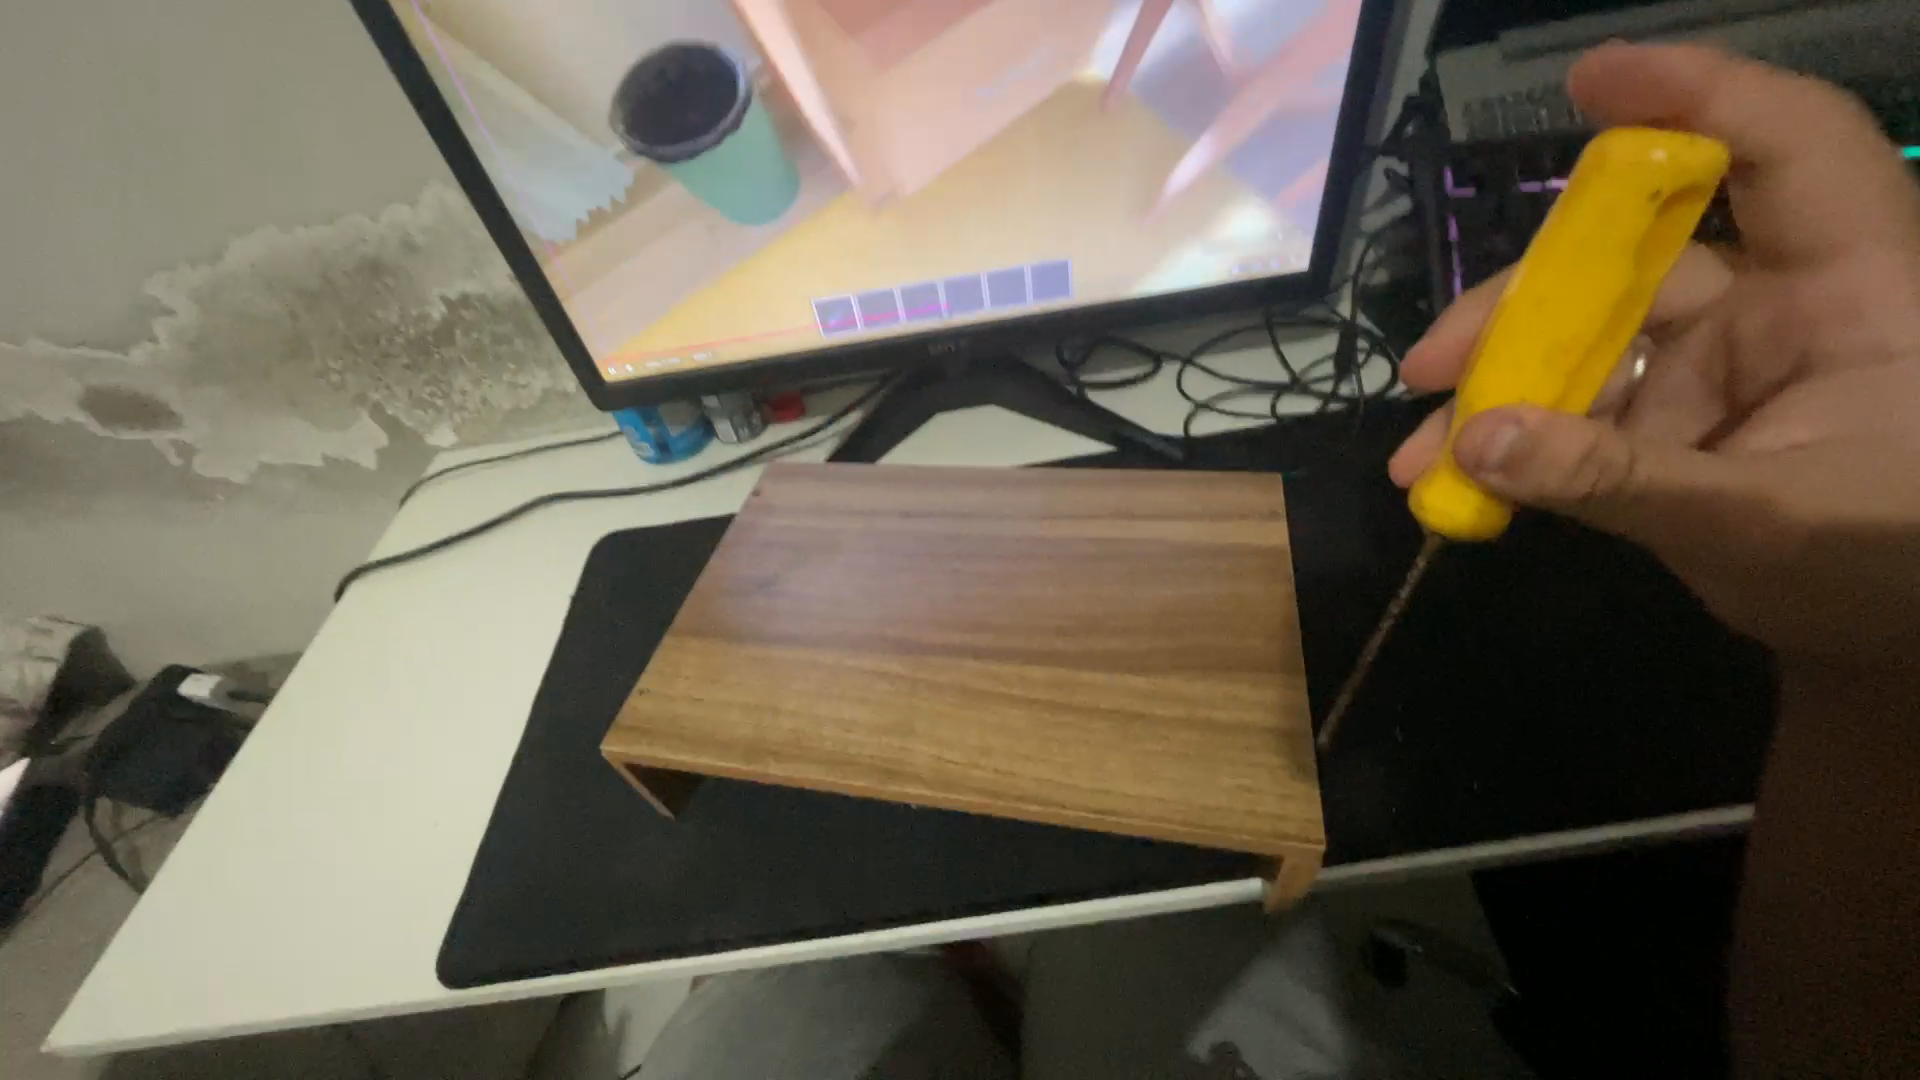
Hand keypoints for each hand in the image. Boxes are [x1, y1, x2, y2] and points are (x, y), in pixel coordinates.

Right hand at [1389, 43, 1919, 669]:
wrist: (1892, 647)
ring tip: (1415, 458)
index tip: (1588, 84)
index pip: (1787, 153)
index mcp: (1849, 293)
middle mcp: (1765, 314)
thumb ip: (1614, 477)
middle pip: (1620, 267)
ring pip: (1570, 349)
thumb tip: (1473, 440)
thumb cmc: (1885, 567)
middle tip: (1427, 370)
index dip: (1695, 100)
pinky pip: (1558, 417)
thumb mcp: (1754, 520)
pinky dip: (1499, 448)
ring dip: (1484, 399)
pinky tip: (1447, 483)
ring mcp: (1699, 374)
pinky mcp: (1651, 426)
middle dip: (1512, 312)